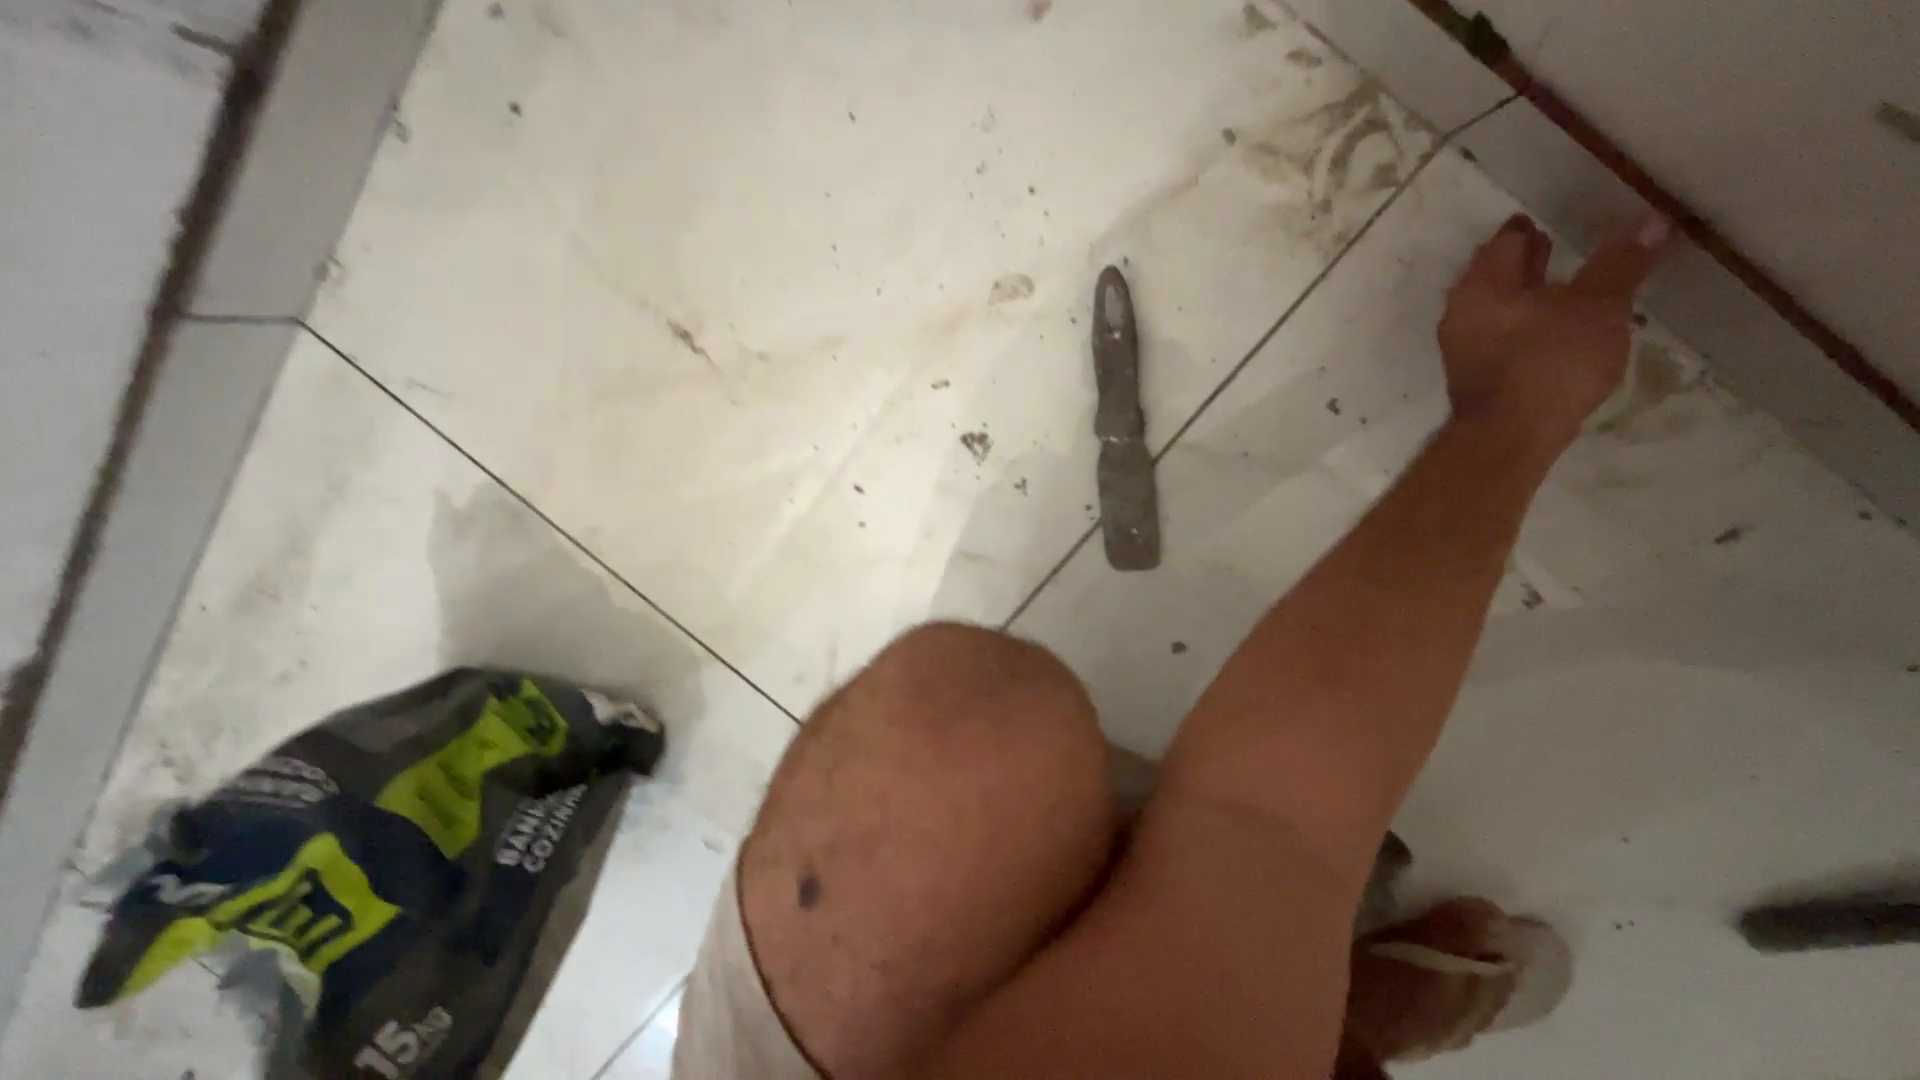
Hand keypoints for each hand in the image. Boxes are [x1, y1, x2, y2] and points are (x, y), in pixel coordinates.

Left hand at [1438, 213, 1669, 459]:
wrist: (1509, 436)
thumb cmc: (1549, 363)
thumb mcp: (1598, 307)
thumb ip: (1620, 265)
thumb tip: (1651, 222)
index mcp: (1482, 285)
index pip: (1506, 241)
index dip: (1528, 228)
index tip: (1546, 218)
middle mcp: (1462, 312)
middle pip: (1494, 274)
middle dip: (1523, 261)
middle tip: (1551, 244)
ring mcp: (1463, 346)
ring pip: (1495, 307)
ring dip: (1524, 294)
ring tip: (1561, 287)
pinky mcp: (1475, 375)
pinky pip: (1499, 336)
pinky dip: (1522, 324)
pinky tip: (1550, 331)